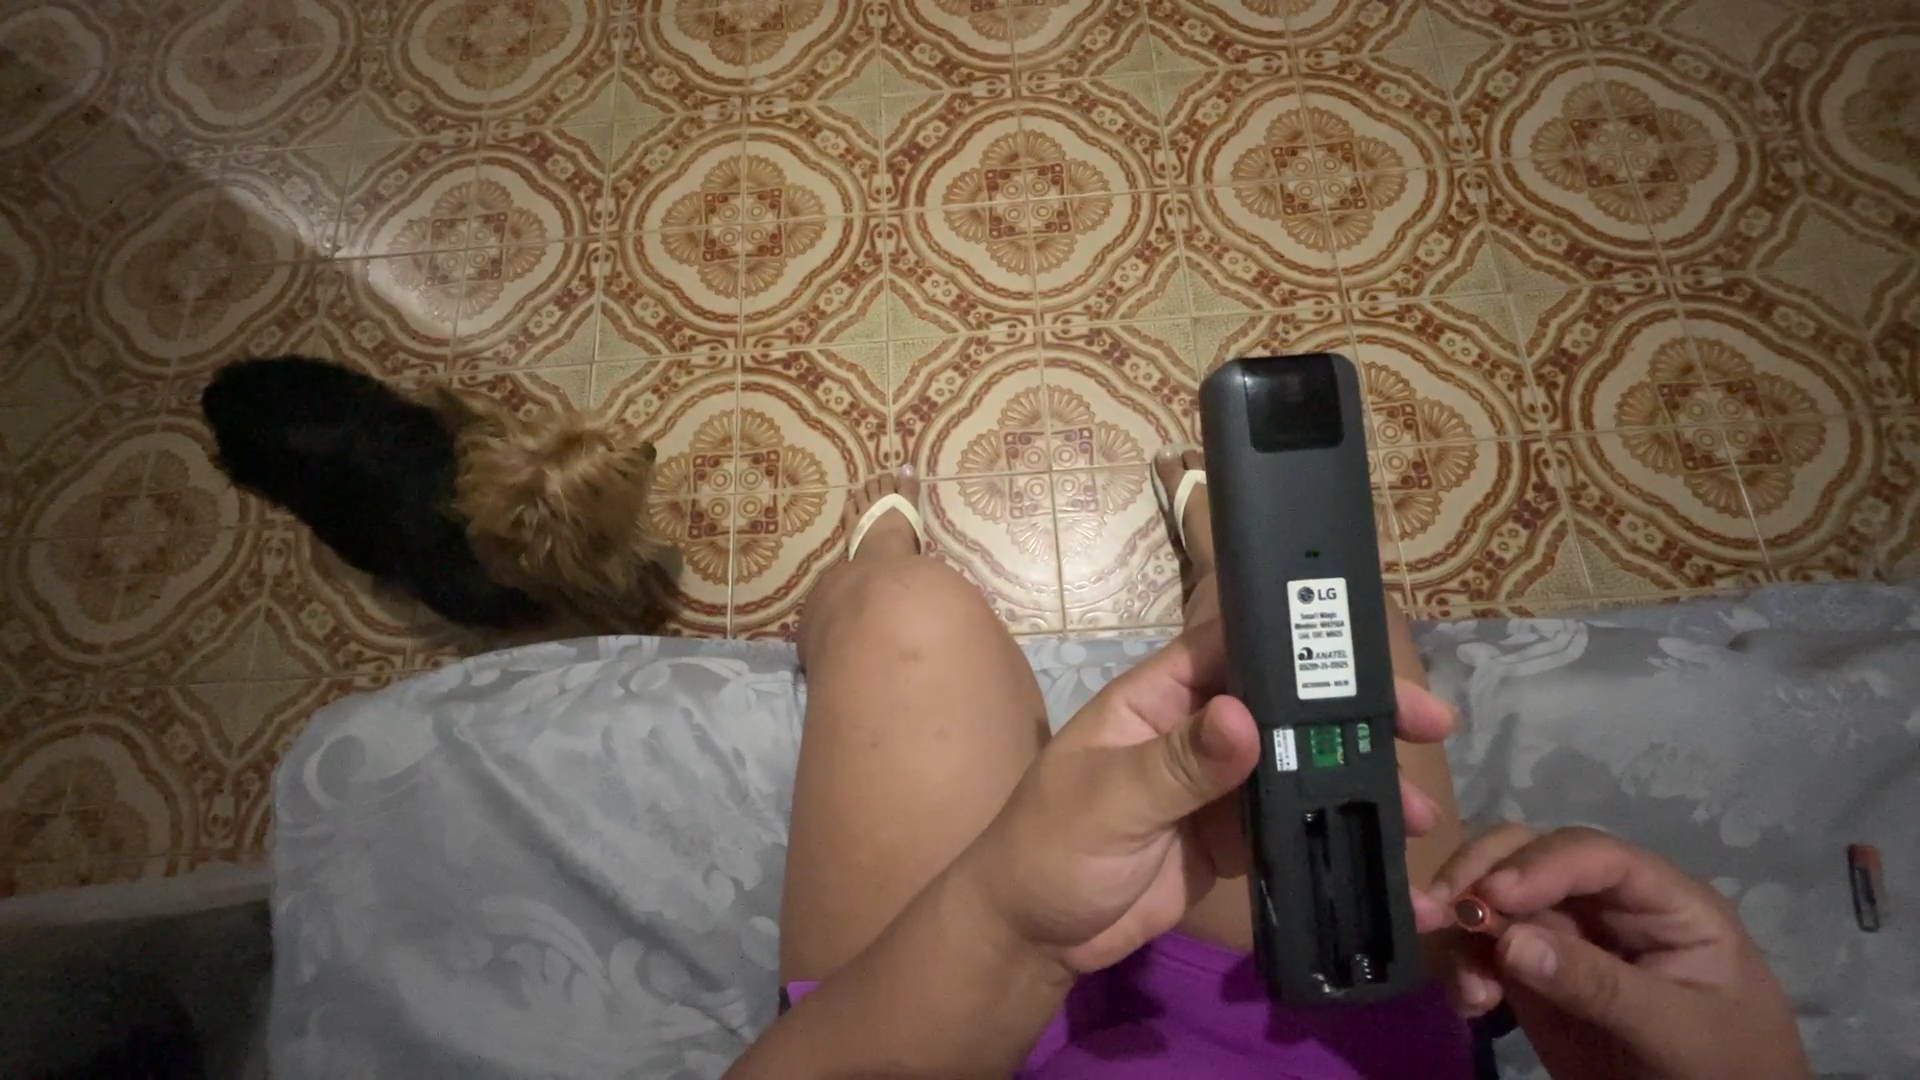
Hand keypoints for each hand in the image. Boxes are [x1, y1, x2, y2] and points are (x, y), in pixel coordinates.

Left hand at [952, 618, 1457, 977]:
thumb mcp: (1109, 799)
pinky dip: (1331, 832)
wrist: (1036, 934)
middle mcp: (1190, 731)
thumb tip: (1246, 716)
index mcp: (1154, 699)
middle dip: (1346, 711)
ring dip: (1351, 777)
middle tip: (1424, 723)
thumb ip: (1178, 763)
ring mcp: (1212, 787)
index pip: (1226, 650)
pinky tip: (1380, 849)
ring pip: (1292, 765)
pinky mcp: (1227, 838)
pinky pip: (1286, 826)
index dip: (1291, 644)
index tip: (1362, 656)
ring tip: (1419, 806)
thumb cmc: (1050, 846)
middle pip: (1276, 706)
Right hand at [1418, 825, 1808, 1079]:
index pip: (1590, 854)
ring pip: (1484, 891)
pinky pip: (1473, 941)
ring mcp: (1556, 926)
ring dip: (1458, 925)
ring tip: (1463, 983)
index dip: (1536, 864)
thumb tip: (1509, 941)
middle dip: (1475, 878)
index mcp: (1659, 899)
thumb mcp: (1679, 1034)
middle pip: (1521, 854)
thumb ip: (1599, 985)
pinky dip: (1458, 963)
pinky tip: (1469, 1002)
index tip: (1491, 897)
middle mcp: (1598, 898)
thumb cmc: (1727, 1074)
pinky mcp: (1523, 958)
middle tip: (1440, 912)